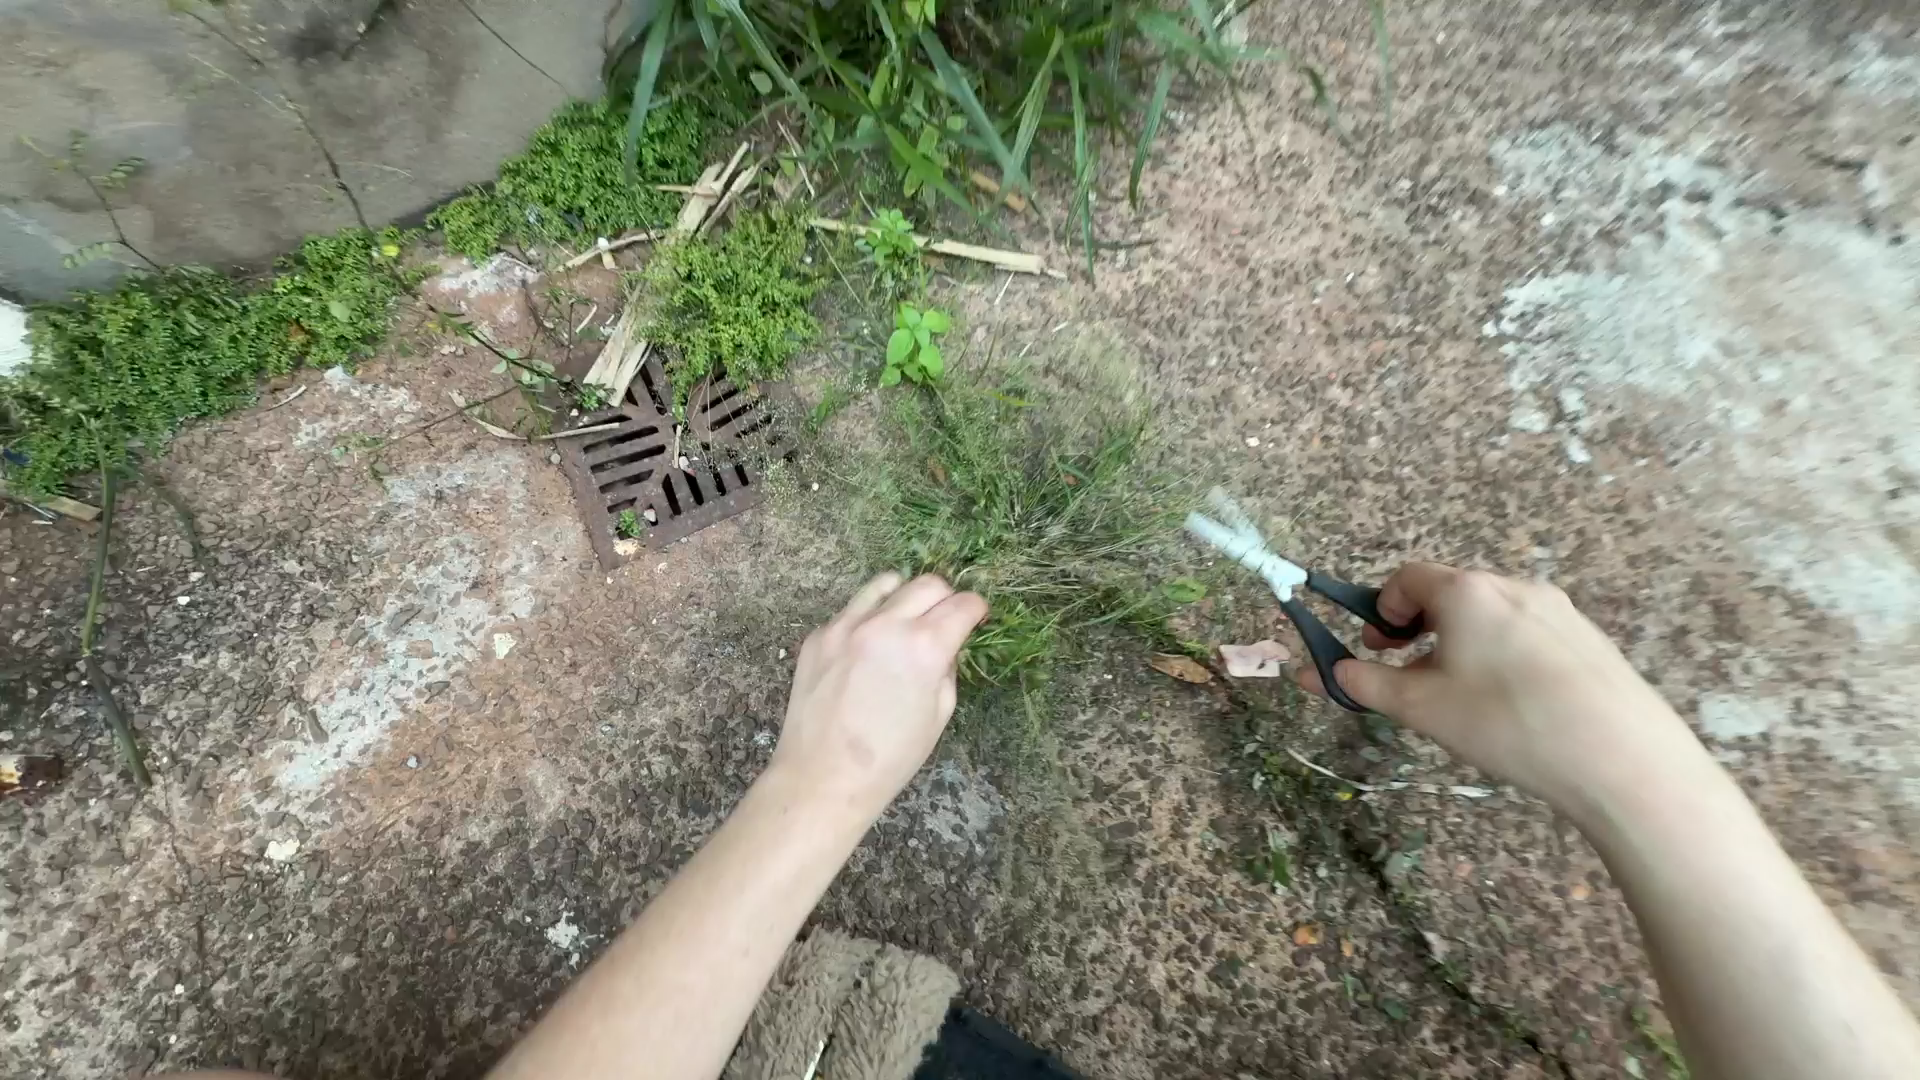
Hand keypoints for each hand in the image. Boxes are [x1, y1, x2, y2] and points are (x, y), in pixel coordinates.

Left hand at [769, 573, 987, 821]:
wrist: (823, 777)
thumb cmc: (890, 758)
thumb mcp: (940, 713)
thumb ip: (947, 667)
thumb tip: (946, 643)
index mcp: (924, 648)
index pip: (963, 605)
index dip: (976, 609)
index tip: (976, 616)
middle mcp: (885, 625)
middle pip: (928, 584)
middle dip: (945, 598)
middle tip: (944, 620)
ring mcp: (846, 625)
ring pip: (887, 583)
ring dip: (905, 596)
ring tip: (905, 620)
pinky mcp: (819, 634)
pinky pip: (853, 609)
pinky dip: (870, 618)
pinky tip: (869, 648)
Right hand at [1297, 563, 1708, 819]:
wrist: (1628, 766)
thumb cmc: (1505, 723)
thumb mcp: (1419, 707)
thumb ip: (1360, 682)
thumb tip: (1312, 673)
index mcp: (1466, 592)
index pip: (1405, 577)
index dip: (1381, 609)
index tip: (1378, 649)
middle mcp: (1512, 587)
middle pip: (1447, 593)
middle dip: (1417, 627)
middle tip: (1412, 674)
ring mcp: (1559, 611)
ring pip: (1487, 614)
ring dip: (1457, 641)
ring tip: (1462, 694)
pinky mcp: (1590, 640)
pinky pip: (1525, 632)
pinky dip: (1500, 653)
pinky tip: (1513, 704)